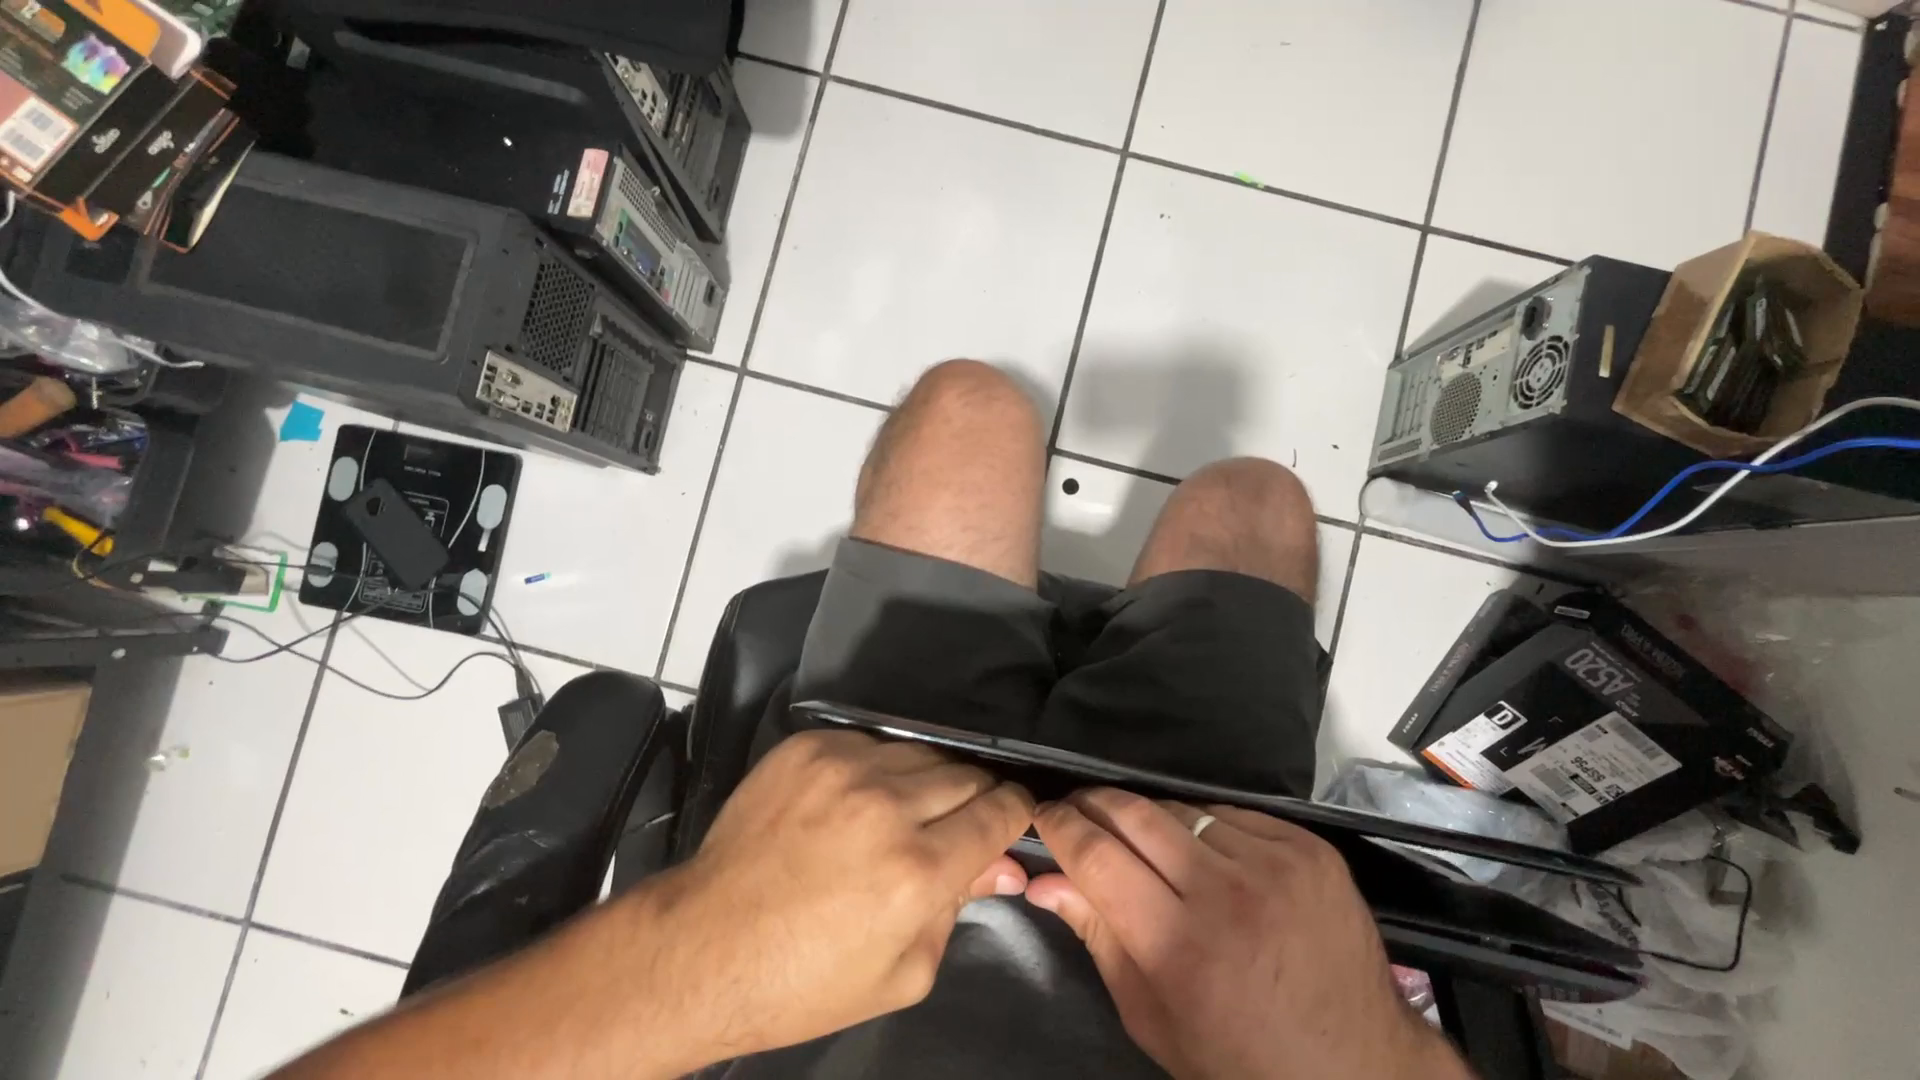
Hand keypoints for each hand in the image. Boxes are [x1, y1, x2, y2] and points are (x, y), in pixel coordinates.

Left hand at [636, 730, 1034, 1066]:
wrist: (704, 945)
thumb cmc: (806, 980)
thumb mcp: (903, 973)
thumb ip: (960, 909)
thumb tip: (1003, 864)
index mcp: (917, 869)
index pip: (999, 812)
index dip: (1014, 813)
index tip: (1012, 815)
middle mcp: (886, 806)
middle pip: (966, 776)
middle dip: (975, 798)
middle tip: (955, 823)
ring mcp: (842, 768)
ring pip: (921, 753)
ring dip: (927, 780)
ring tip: (905, 811)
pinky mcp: (807, 748)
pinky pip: (870, 743)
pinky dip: (878, 767)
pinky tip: (858, 797)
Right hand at [1027, 790, 1471, 1079]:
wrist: (1358, 1065)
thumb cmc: (1238, 1056)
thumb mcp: (1152, 1016)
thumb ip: (1098, 937)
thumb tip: (1043, 879)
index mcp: (1179, 946)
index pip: (1097, 857)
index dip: (1060, 828)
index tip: (1043, 817)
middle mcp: (1226, 892)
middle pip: (1135, 815)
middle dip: (1093, 804)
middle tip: (1076, 809)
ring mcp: (1275, 863)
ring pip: (1182, 808)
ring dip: (1149, 817)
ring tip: (1138, 837)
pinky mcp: (1309, 848)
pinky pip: (1232, 813)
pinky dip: (1204, 826)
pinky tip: (1201, 850)